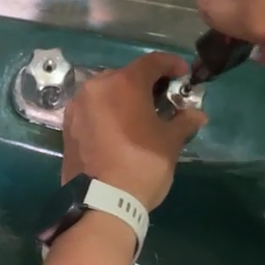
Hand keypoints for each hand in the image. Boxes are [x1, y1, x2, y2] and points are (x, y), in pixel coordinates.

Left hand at [61, 53, 206, 208]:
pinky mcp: (67, 126)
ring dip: (124, 98)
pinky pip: (92, 109)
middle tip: (164, 99)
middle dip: (147, 84)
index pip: (152, 62)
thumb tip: (197, 115)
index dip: (171, 64)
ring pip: (106, 92)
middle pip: (126, 75)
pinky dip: (107, 112)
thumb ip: (184, 122)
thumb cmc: (142, 166)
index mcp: (123, 83)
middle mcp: (96, 87)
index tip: (184, 75)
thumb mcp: (170, 142)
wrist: (101, 202)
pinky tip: (120, 128)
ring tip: (141, 116)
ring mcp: (77, 106)